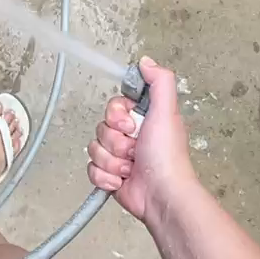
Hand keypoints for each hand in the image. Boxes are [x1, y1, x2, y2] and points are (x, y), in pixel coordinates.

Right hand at [87, 57, 198, 222]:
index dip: (117, 115)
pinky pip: (91, 168)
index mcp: (143, 119)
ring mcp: (119, 156)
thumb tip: (146, 62)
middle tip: (134, 149)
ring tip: (131, 167)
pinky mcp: (110, 176)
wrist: (161, 195)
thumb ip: (159, 82)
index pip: (113, 106)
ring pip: (94, 148)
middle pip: (102, 127)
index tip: (130, 125)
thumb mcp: (167, 112)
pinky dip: (105, 177)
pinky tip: (121, 180)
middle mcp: (131, 136)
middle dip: (115, 141)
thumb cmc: (167, 158)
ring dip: (112, 160)